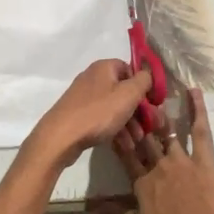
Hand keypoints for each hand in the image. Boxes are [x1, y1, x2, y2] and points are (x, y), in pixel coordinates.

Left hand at [26, 59, 153, 168]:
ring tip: (137, 141)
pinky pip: (103, 118)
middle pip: (123, 91)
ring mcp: (84, 96)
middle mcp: (93, 78)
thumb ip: (143, 81)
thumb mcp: (127, 95)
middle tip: (149, 127)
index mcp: (104, 67)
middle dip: (138, 110)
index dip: (143, 86)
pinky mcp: (79, 114)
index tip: (152, 104)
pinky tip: (124, 145)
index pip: (130, 69)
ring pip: (114, 107)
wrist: (61, 136)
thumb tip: (147, 74)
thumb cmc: (98, 113)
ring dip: (129, 123)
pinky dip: (115, 129)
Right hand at [91, 88, 213, 213]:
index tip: (112, 122)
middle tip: (129, 103)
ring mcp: (181, 159)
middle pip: (144, 140)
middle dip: (135, 122)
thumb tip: (90, 206)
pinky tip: (194, 91)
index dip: (119, 139)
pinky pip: (199, 131)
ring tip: (151, 98)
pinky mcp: (204, 158)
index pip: (126, 156)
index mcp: (142, 183)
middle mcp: (158, 165)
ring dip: (158, 115)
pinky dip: (198, 110)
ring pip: (167, 132)